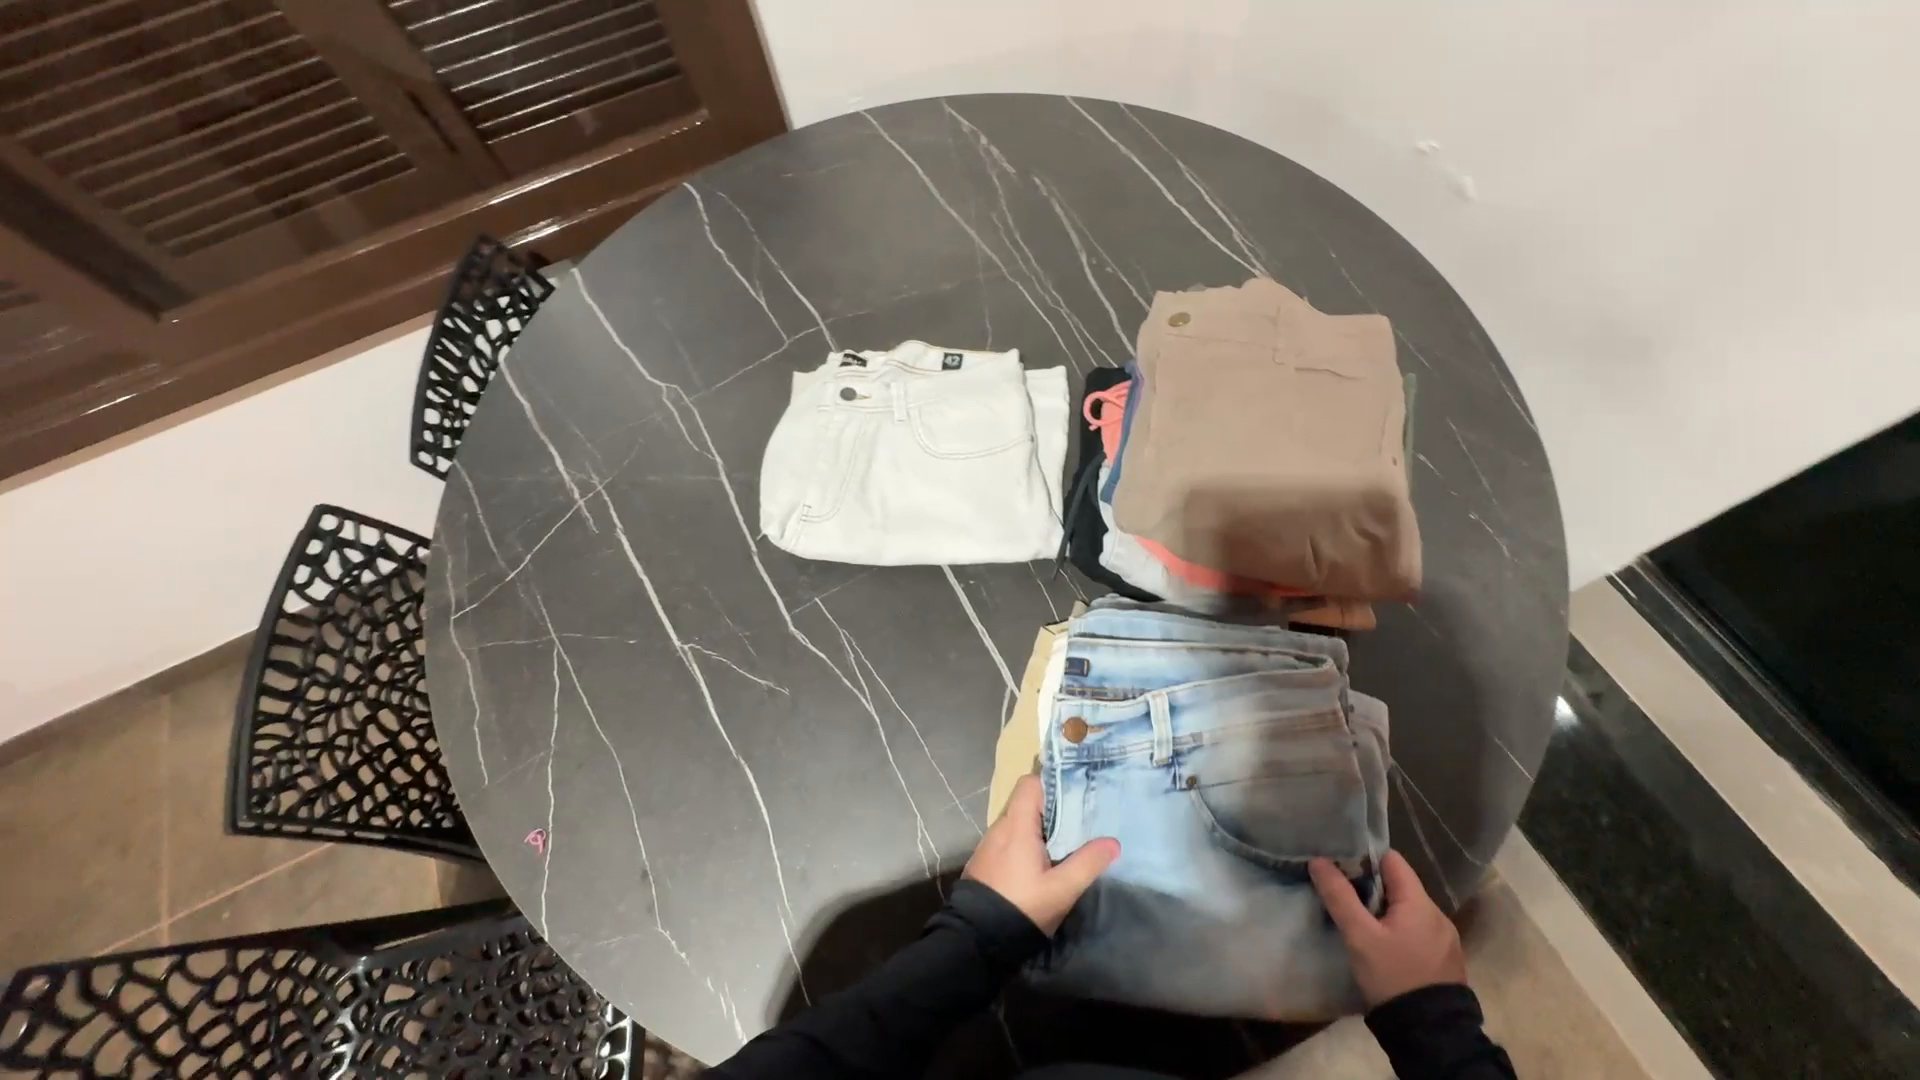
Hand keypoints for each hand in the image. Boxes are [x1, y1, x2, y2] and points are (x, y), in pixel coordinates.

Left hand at [963, 775, 1119, 934]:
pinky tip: (1044, 860)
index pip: (1030, 784)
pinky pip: (1010, 839)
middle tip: (1081, 819)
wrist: (978, 938)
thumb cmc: (1022, 906)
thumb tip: (1113, 842)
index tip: (1076, 795)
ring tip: (1068, 840)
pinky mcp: (987, 860)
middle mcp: (1000, 827)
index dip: (1052, 784)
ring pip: (1019, 822)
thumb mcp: (1061, 889)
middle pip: (1027, 803)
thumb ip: (1087, 863)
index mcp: (1016, 825)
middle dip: (1053, 808)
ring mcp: (990, 844)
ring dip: (1041, 827)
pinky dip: (1028, 842)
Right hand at [1310, 850, 1466, 1006]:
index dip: (1364, 859)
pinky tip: (1383, 947)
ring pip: (1408, 909)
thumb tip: (1319, 860)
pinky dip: (1398, 929)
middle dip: (1370, 887)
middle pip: (1399, 884)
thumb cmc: (1393, 977)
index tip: (1340, 869)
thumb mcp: (1359, 936)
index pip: (1392, 860)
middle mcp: (1438, 915)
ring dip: (1384, 910)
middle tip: (1343, 898)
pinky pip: (1418, 930)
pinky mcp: (1446, 960)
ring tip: (1359, 924)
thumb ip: (1339, 896)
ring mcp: (1445, 939)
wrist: (1431, 1034)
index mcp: (1420, 903)